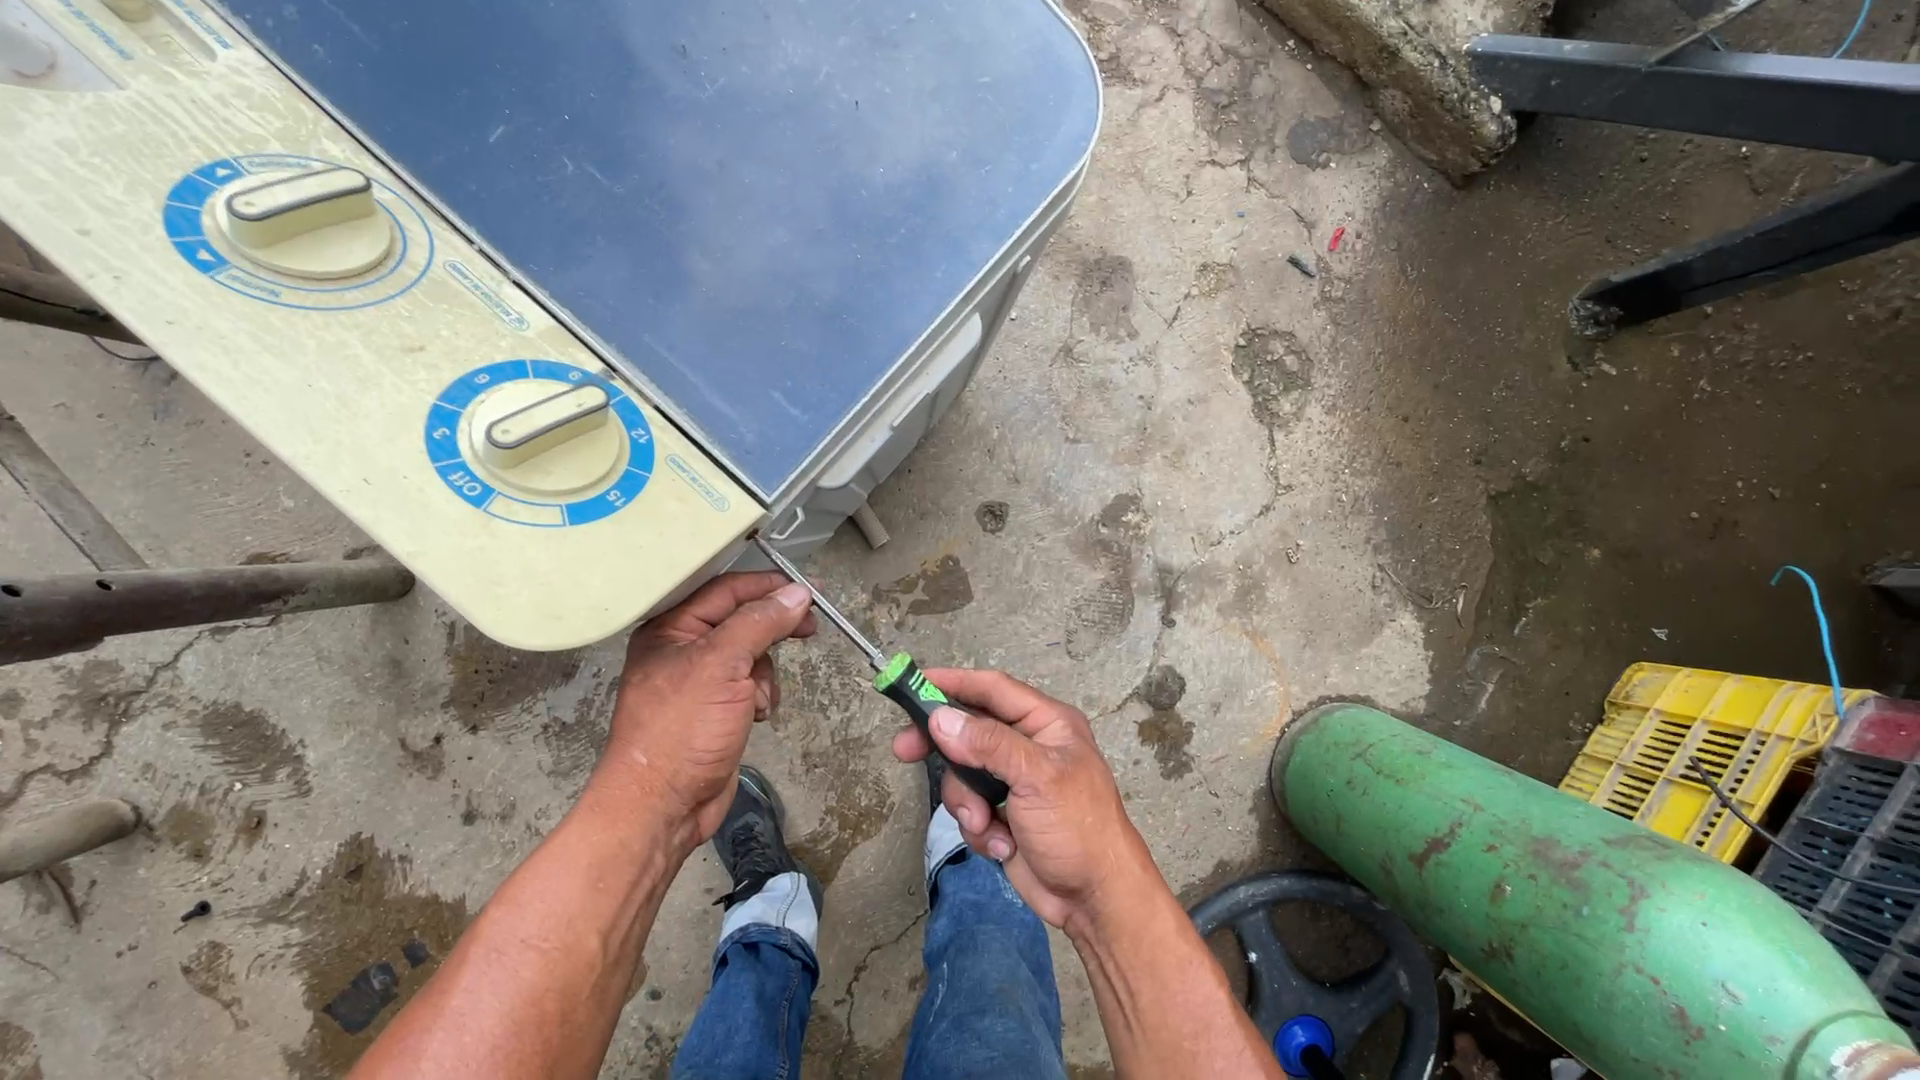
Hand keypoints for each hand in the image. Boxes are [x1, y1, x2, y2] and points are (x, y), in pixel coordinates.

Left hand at [596, 572, 815, 844]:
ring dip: (765, 673)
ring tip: (758, 699)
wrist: (662, 805)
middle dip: (773, 630)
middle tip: (810, 630)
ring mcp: (698, 682)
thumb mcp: (722, 665)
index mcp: (669, 628)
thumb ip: (760, 623)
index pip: (726, 590)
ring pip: (751, 655)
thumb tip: (798, 594)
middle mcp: (681, 649)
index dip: (769, 586)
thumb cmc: (683, 729)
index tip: (811, 590)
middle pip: (741, 620)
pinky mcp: (714, 710)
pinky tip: (755, 716)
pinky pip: (749, 685)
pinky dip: (760, 696)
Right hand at [892, 669, 1156, 933]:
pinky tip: (1002, 845)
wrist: (1095, 898)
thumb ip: (989, 744)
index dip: (953, 682)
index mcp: (1047, 723)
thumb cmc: (1078, 827)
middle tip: (904, 750)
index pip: (992, 689)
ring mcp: (1014, 782)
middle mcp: (1028, 746)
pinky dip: (979, 828)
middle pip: (970, 731)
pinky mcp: (1002, 814)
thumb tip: (940, 719)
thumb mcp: (1037, 777)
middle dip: (943, 747)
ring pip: (963, 775)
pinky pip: (970, 808)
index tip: (912, 683)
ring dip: (966, 802)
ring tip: (985, 824)